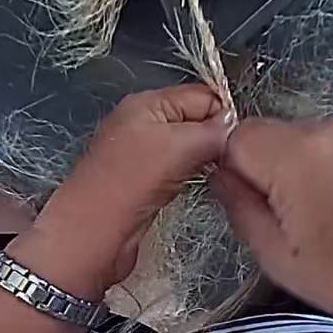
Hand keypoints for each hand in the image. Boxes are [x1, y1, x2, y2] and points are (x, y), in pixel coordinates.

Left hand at [8, 85, 229, 300]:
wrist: (91, 237)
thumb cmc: (126, 185)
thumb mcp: (177, 146)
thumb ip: (211, 131)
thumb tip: (234, 127)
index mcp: (146, 104)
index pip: (201, 95)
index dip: (224, 115)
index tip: (241, 141)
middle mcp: (144, 125)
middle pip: (196, 122)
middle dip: (217, 138)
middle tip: (233, 162)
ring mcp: (143, 156)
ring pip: (190, 149)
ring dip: (206, 161)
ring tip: (219, 175)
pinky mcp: (145, 184)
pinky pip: (179, 172)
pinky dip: (192, 177)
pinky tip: (199, 187)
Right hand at [212, 116, 332, 331]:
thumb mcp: (274, 254)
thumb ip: (238, 206)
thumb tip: (220, 174)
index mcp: (298, 156)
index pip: (238, 137)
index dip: (238, 170)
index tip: (257, 204)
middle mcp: (331, 125)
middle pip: (273, 134)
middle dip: (272, 167)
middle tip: (295, 215)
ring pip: (306, 136)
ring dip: (304, 164)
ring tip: (328, 208)